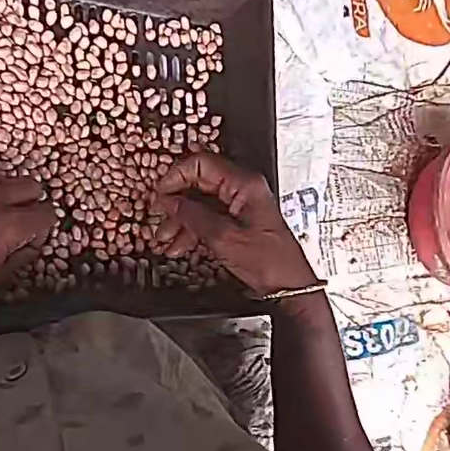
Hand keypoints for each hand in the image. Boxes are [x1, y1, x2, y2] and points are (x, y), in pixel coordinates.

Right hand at [151, 153, 315, 295]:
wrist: (289, 286)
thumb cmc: (269, 262)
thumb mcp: (224, 238)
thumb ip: (194, 216)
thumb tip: (170, 202)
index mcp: (244, 184)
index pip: (202, 163)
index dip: (176, 176)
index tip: (160, 193)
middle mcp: (243, 189)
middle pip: (199, 184)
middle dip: (176, 202)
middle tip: (160, 218)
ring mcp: (241, 205)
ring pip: (201, 204)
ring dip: (181, 220)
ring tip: (166, 238)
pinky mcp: (239, 222)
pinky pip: (210, 218)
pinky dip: (193, 230)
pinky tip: (179, 245)